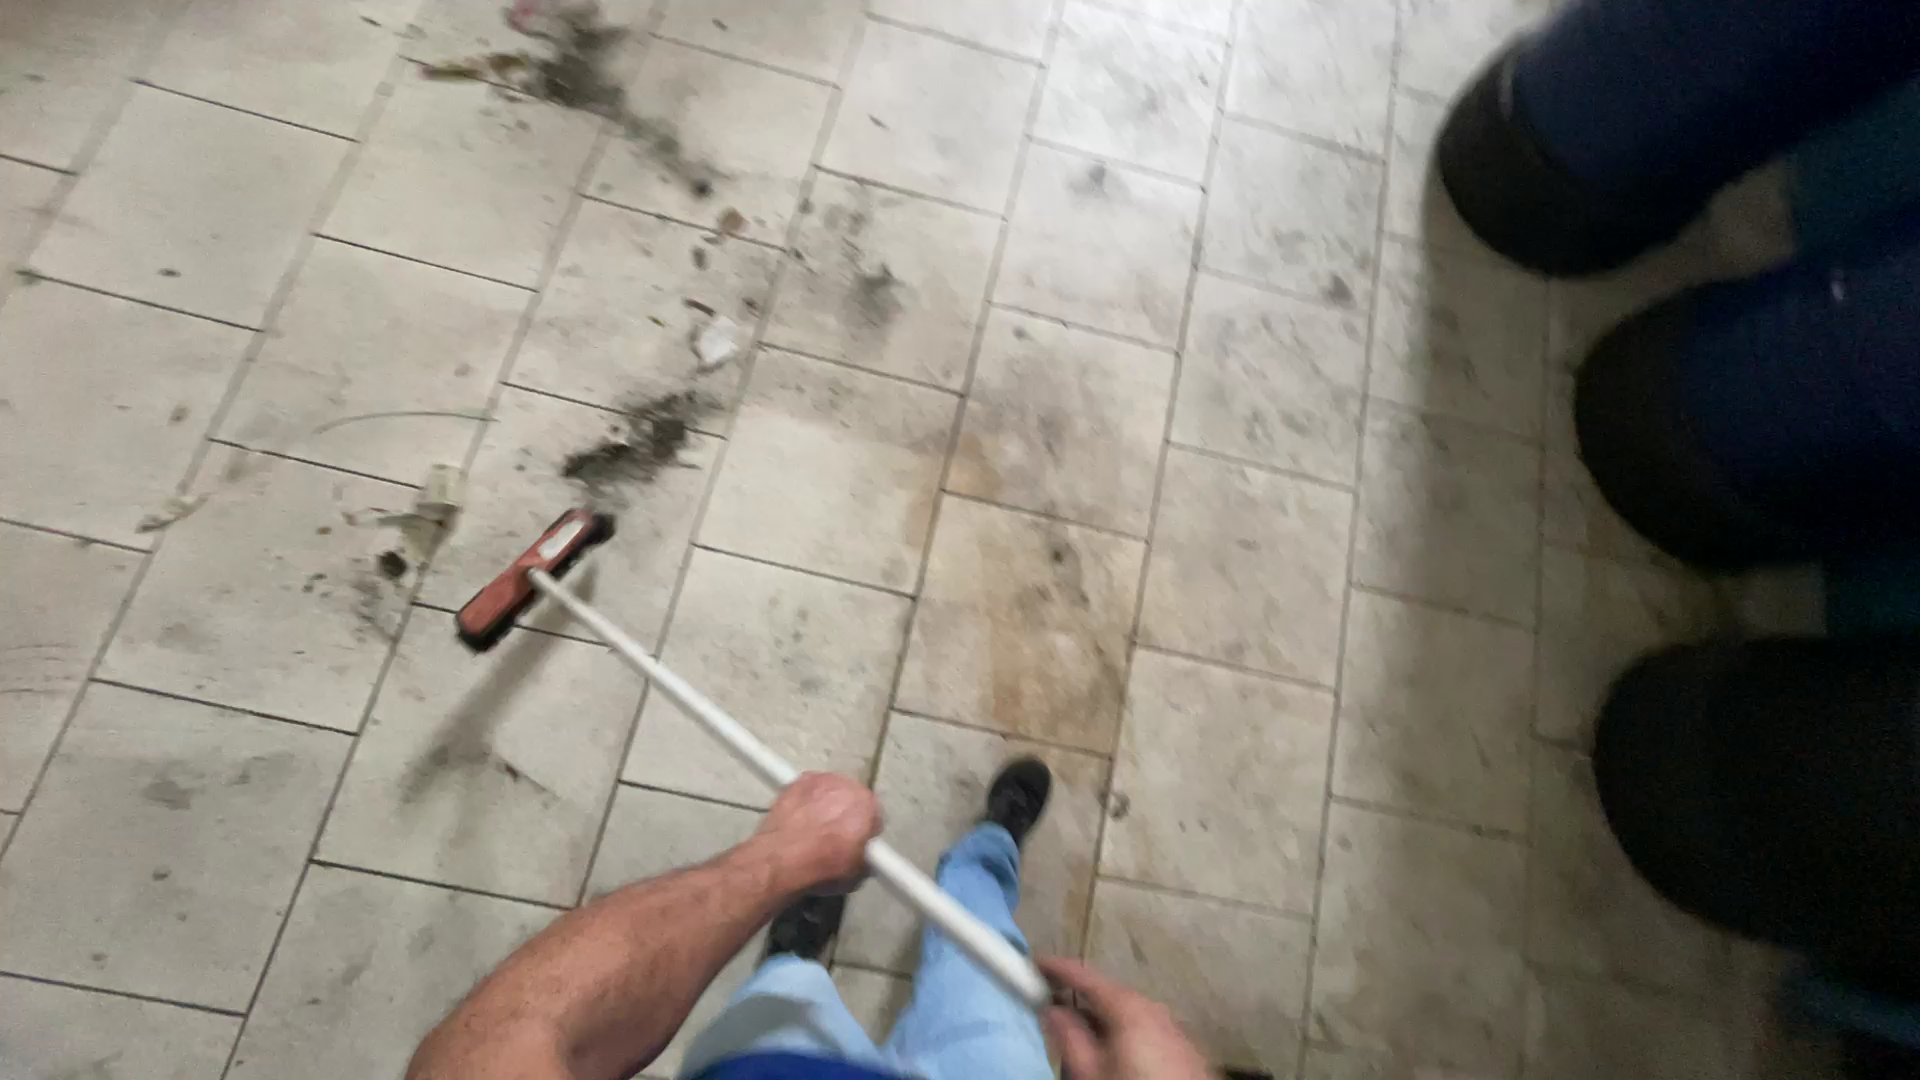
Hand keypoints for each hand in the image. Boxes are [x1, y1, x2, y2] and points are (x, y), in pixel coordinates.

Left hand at [752, 773, 882, 894]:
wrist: (782, 858)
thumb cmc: (824, 866)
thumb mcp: (857, 872)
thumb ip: (865, 853)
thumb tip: (861, 852)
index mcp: (868, 805)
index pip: (874, 815)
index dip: (865, 831)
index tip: (855, 844)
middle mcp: (849, 785)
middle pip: (853, 798)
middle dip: (847, 813)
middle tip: (834, 835)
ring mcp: (822, 779)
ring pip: (831, 790)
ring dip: (827, 803)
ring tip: (813, 826)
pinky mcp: (798, 780)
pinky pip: (809, 788)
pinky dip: (807, 799)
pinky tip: (799, 817)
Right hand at [1039, 956, 1212, 1079]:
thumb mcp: (1092, 1073)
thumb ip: (1068, 1037)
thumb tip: (1050, 1009)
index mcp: (1126, 1005)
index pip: (1083, 973)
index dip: (1055, 967)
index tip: (1032, 963)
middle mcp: (1151, 1005)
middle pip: (1106, 993)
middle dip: (1079, 1000)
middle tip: (1052, 1009)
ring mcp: (1172, 1025)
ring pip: (1126, 1012)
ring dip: (1102, 1020)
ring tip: (1083, 1040)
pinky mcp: (1184, 1047)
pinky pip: (1146, 1028)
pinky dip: (1125, 1033)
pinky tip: (1117, 1057)